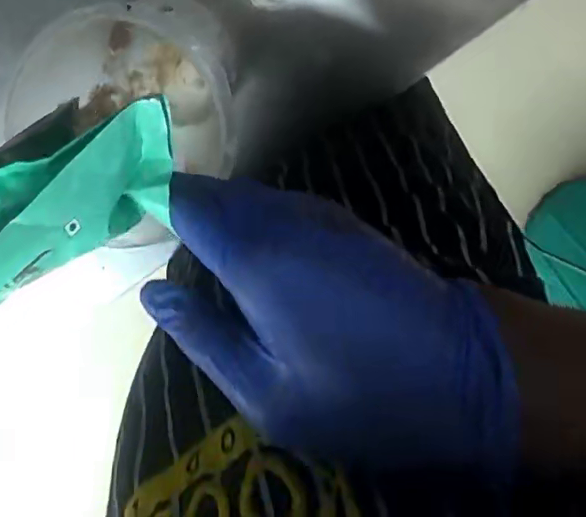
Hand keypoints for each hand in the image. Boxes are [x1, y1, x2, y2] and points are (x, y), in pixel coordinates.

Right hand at [141, 173, 517, 478]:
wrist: (462, 368)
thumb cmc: (358, 391)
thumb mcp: (266, 393)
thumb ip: (201, 335)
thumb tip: (153, 292)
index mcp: (251, 253)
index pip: (184, 200)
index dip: (150, 198)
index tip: (123, 211)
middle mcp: (276, 215)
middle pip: (209, 192)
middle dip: (178, 208)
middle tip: (154, 244)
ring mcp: (310, 211)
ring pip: (241, 196)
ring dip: (214, 215)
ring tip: (198, 259)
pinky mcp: (334, 218)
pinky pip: (272, 205)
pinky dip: (246, 220)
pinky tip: (248, 261)